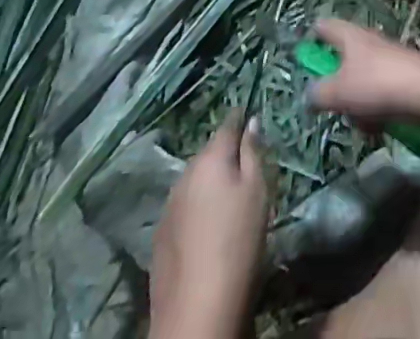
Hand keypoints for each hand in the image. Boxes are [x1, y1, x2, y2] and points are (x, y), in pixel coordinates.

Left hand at [150, 114, 269, 338]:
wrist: (196, 306)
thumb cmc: (238, 241)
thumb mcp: (257, 192)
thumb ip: (253, 153)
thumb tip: (250, 121)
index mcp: (209, 159)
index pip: (226, 125)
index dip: (239, 118)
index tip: (248, 114)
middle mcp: (184, 173)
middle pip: (209, 154)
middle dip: (225, 155)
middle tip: (247, 167)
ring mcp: (169, 203)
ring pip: (195, 181)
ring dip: (210, 183)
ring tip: (229, 200)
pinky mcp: (162, 232)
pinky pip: (184, 206)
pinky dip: (197, 208)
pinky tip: (208, 229)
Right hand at [304, 19, 419, 125]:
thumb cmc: (377, 86)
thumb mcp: (337, 93)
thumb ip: (317, 95)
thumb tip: (309, 96)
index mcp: (349, 36)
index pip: (323, 26)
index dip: (311, 39)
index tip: (305, 61)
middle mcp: (370, 42)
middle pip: (343, 59)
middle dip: (337, 86)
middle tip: (334, 104)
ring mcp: (390, 59)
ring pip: (362, 81)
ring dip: (358, 104)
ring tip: (363, 124)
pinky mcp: (406, 77)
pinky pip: (382, 92)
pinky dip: (378, 110)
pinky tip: (382, 127)